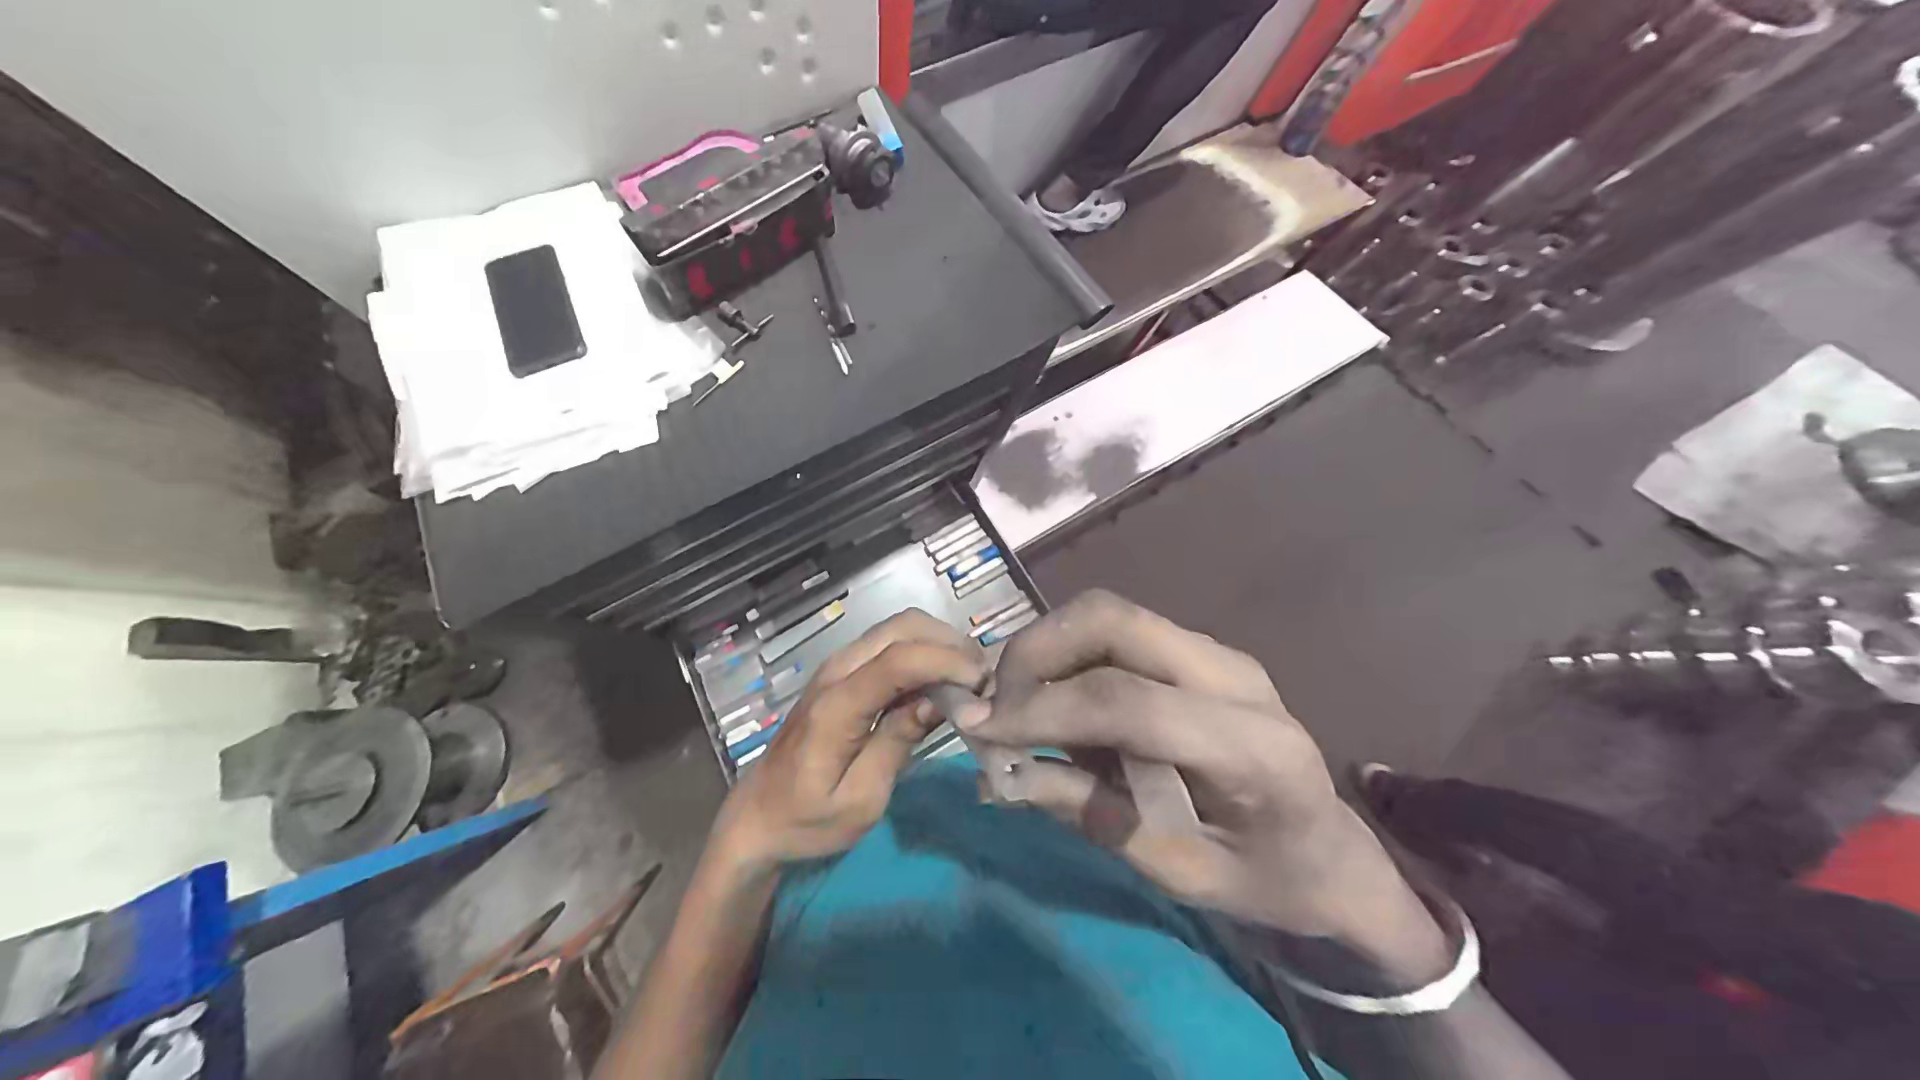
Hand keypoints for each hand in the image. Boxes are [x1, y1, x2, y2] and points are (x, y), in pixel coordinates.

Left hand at [710, 609, 988, 874]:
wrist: (757, 816)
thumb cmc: (807, 819)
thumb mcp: (860, 801)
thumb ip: (897, 744)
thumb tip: (939, 701)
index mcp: (837, 706)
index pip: (898, 660)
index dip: (946, 662)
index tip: (982, 685)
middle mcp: (836, 671)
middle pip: (902, 627)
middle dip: (949, 644)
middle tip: (981, 681)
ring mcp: (837, 666)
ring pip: (898, 627)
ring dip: (938, 643)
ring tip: (967, 681)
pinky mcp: (842, 672)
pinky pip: (889, 642)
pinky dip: (923, 650)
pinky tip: (940, 681)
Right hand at [960, 590, 1448, 977]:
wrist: (1332, 852)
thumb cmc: (1266, 879)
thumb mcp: (1179, 873)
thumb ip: (1093, 815)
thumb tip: (1000, 775)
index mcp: (1250, 746)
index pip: (1128, 701)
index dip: (1044, 708)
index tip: (981, 731)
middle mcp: (1235, 676)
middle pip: (1112, 620)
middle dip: (1035, 651)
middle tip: (993, 705)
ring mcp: (1218, 654)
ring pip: (1108, 614)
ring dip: (1045, 648)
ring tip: (1011, 704)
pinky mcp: (1197, 651)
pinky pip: (1116, 631)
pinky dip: (1066, 654)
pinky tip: (1049, 699)